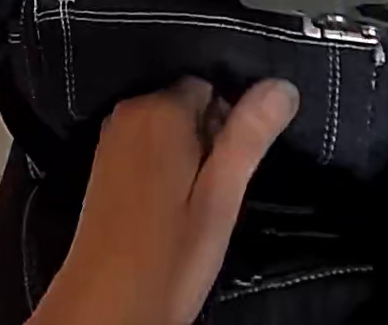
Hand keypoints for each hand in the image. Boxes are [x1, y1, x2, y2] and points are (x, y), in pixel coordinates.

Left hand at [29, 77, 300, 324]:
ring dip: (186, 151)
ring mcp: (112, 133)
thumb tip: (284, 85)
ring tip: (189, 200)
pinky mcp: (103, 158)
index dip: (229, 122)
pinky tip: (166, 203)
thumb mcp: (221, 197)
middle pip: (188, 102)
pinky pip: (146, 139)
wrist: (103, 313)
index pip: (211, 85)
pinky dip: (162, 161)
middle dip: (207, 135)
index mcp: (160, 108)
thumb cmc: (168, 255)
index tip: (229, 166)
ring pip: (168, 122)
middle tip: (212, 190)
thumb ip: (250, 135)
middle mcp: (131, 108)